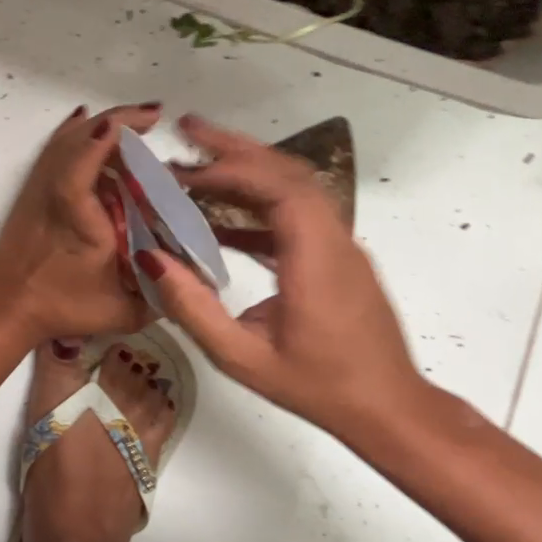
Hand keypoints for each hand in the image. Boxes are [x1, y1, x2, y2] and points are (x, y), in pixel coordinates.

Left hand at [0, 104, 161, 341]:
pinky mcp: (31, 194)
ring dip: (96, 128)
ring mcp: (38, 190)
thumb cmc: (61, 308)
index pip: (83, 164)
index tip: (143, 119)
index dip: (108, 137)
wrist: (3, 306)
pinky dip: (73, 136)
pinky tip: (89, 127)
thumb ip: (165, 294)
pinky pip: (52, 153)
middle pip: (75, 141)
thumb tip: (204, 280)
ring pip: (62, 143)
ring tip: (134, 124)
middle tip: (153, 117)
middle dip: (116, 123)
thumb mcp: (122, 309)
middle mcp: (52, 193)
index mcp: (75, 214)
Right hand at [138, 115, 430, 438]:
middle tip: (186, 128)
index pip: (280, 190)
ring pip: (294, 186)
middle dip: (236, 147)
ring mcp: (339, 248)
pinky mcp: (335, 258)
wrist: (392, 412)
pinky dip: (254, 199)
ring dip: (245, 167)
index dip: (231, 170)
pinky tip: (216, 215)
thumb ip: (192, 307)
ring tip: (195, 160)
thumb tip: (149, 255)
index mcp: (317, 261)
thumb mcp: (241, 357)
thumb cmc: (317, 387)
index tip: (184, 172)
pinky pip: (294, 212)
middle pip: (290, 173)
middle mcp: (334, 242)